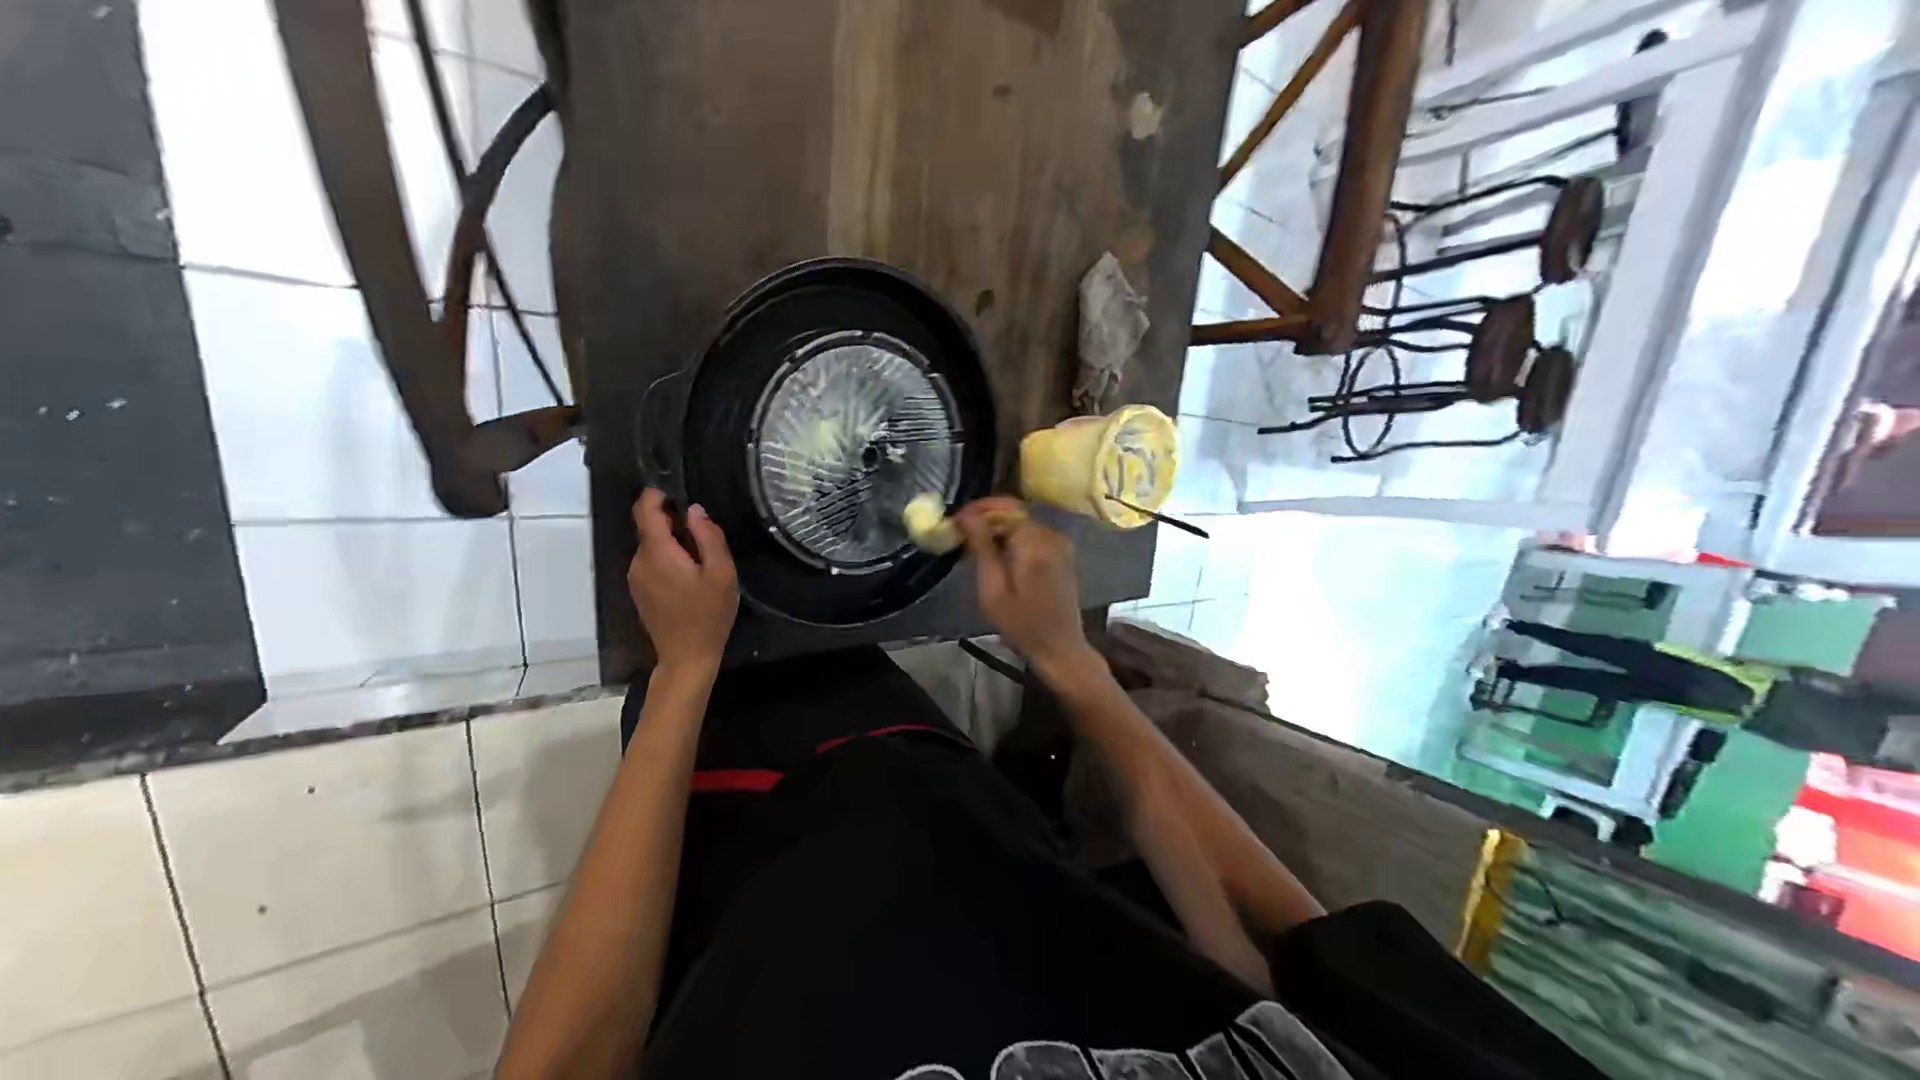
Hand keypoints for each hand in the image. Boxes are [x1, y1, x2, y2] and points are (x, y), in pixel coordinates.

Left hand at [628, 489, 737, 674]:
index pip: (644, 510)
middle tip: (704, 532)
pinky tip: (690, 573)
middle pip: (648, 527)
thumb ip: (709, 537)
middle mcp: (639, 560)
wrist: (686, 656)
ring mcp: (636, 577)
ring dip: (671, 541)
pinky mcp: (639, 590)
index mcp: (657, 552)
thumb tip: (695, 510)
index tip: (677, 490)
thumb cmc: (708, 614)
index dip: (656, 494)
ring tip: (701, 556)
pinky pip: (650, 562)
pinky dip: (667, 557)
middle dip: (672, 521)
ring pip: (651, 545)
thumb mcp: (721, 573)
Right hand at [956, 498, 1099, 679]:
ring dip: (998, 528)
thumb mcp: (993, 590)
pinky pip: (1032, 534)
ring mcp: (1060, 544)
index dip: (977, 510)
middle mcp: (1051, 536)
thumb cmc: (1022, 625)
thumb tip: (966, 515)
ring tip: (974, 545)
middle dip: (986, 518)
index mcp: (1035, 543)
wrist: (1060, 648)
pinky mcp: (1062, 553)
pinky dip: (1012, 538)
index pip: (1004, 508)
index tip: (956, 521)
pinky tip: (997, 555)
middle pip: (1014, 512)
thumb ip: (982, 548)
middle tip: (961, 533)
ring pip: (1022, 522)